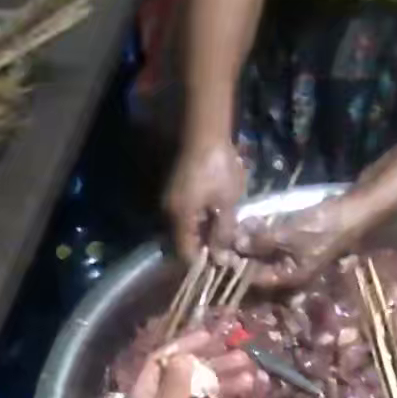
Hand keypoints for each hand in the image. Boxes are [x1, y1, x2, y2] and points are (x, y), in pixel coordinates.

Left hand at [112, 332, 262, 397]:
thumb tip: (184, 356)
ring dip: (229, 388)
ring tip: (257, 378)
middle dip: (215, 366)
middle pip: (188, 379)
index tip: (212, 336)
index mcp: (143, 397)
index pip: (162, 362)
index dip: (184, 346)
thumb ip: (177, 383)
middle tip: (246, 357)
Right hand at [165, 139, 246, 263]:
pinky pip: (187, 217)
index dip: (202, 262)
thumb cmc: (217, 167)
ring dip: (203, 235)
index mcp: (180, 219)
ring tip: (223, 234)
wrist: (206, 133)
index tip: (220, 265)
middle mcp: (170, 214)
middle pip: (184, 242)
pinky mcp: (177, 194)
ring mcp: (171, 203)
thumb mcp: (226, 201)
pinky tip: (215, 218)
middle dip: (204, 249)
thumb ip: (223, 231)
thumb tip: (221, 258)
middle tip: (225, 250)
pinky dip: (200, 222)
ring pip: (186, 229)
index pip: (185, 253)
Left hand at [234, 192, 377, 287]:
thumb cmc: (325, 225)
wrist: (356, 209)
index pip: (254, 280)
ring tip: (234, 234)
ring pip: (263, 258)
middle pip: (257, 270)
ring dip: (249, 246)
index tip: (222, 254)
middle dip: (242, 257)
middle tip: (224, 243)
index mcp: (288, 279)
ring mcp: (292, 261)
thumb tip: (236, 244)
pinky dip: (261, 239)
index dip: (238, 267)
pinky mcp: (295, 247)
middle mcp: (288, 275)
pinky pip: (271, 247)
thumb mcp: (290, 234)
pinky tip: (249, 226)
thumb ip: (261, 240)